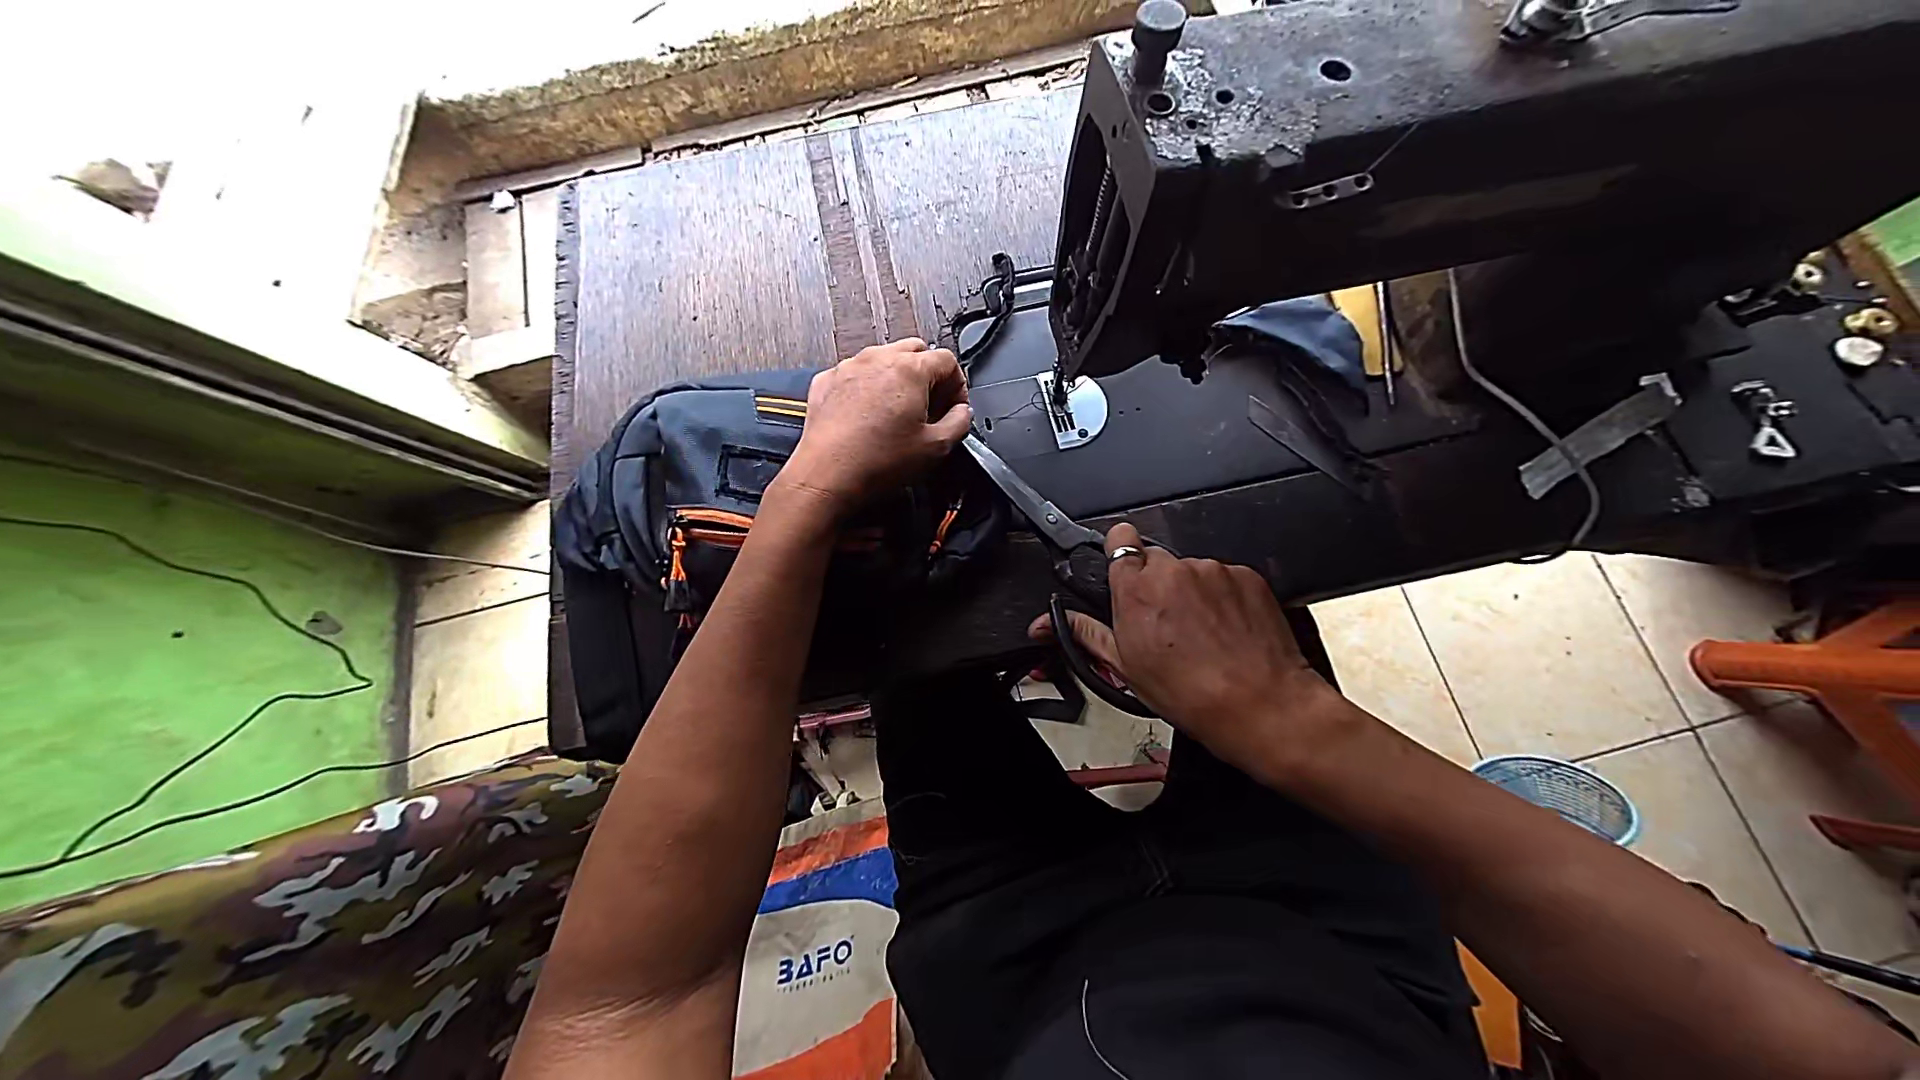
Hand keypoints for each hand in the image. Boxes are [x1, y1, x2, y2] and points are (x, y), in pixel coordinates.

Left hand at [775, 339, 971, 517]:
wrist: (827, 475)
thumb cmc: (876, 462)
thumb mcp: (936, 448)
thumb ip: (960, 422)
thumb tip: (962, 413)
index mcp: (909, 369)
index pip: (947, 360)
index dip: (958, 385)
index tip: (954, 407)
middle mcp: (877, 359)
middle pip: (915, 351)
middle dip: (929, 376)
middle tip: (931, 407)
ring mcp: (849, 367)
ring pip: (884, 360)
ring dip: (898, 380)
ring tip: (899, 414)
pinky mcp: (827, 382)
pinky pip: (856, 375)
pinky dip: (868, 389)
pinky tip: (870, 417)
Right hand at [1028, 523, 1340, 772]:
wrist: (1258, 705)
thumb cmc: (1192, 693)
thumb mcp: (1125, 667)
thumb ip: (1086, 633)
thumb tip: (1051, 624)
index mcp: (1136, 589)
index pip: (1120, 539)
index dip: (1121, 551)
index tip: (1125, 565)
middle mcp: (1173, 571)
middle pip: (1156, 560)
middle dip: (1156, 582)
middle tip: (1163, 619)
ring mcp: (1213, 571)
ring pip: (1192, 570)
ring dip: (1191, 592)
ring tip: (1200, 632)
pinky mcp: (1247, 576)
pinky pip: (1226, 578)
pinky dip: (1223, 598)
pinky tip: (1224, 629)